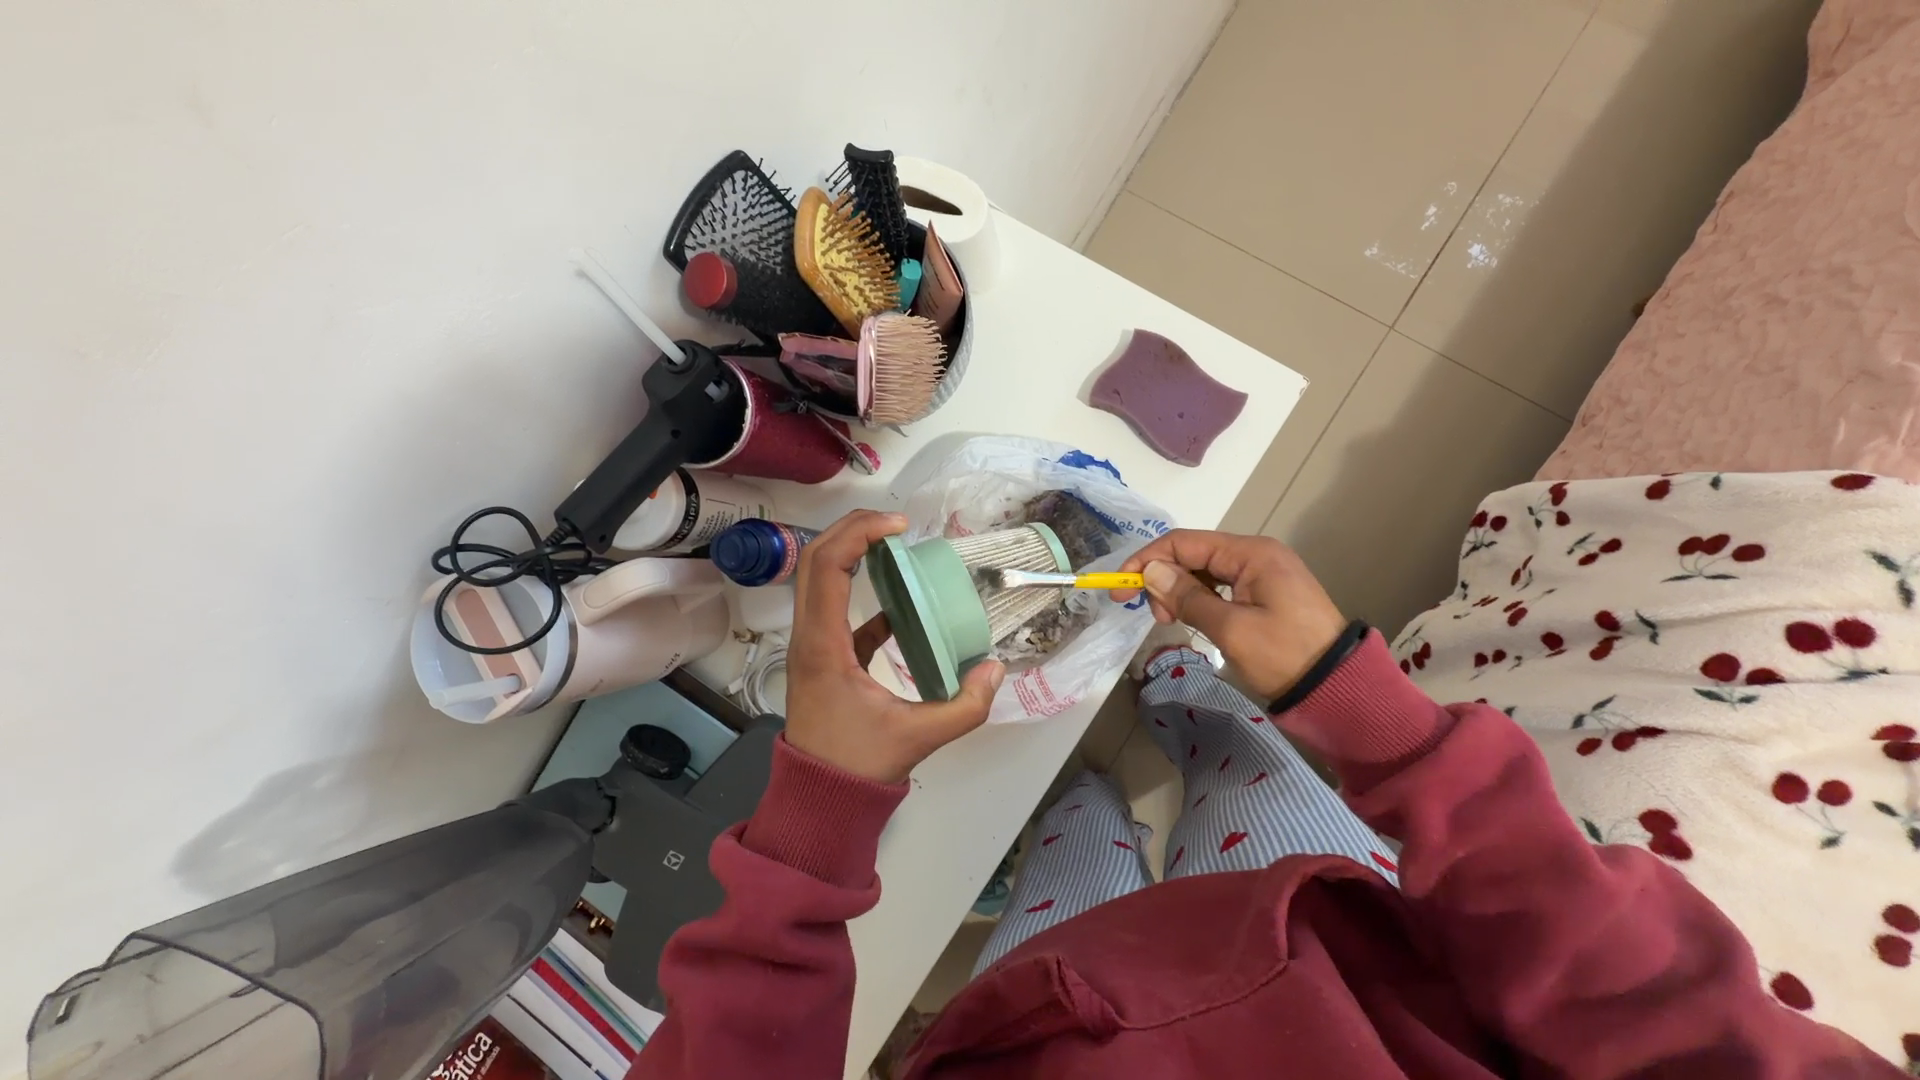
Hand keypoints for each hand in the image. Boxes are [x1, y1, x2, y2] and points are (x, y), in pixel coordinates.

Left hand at [784, 510, 1005, 783]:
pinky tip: (898, 602)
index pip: (828, 566)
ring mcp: (811, 645)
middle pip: (816, 560)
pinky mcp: (823, 658)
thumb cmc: (859, 766)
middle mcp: (808, 636)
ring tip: (894, 544)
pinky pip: (835, 609)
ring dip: (852, 552)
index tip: (900, 527)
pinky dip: (861, 592)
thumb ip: (965, 706)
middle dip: (853, 529)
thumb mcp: (919, 737)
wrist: (819, 799)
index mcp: (823, 645)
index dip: (861, 534)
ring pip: (819, 579)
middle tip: (897, 523)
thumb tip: (995, 669)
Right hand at [1115, 530, 1345, 701]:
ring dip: (1179, 591)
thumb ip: (1187, 597)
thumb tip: (1151, 572)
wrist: (1338, 687)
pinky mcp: (1265, 593)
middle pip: (1193, 554)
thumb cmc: (1284, 655)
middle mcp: (1256, 554)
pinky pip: (1220, 586)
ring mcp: (1263, 573)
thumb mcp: (1231, 628)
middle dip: (1164, 579)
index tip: (1121, 587)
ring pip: (1204, 571)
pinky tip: (1190, 618)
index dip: (1147, 560)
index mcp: (1251, 553)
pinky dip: (1199, 599)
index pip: (1184, 542)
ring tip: (1170, 621)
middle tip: (1153, 616)